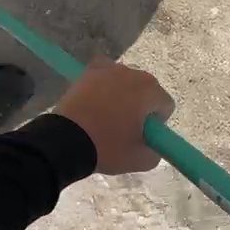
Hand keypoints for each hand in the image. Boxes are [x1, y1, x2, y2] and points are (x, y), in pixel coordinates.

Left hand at [53, 57, 174, 174]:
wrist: (65, 140)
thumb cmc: (106, 147)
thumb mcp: (140, 160)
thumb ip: (155, 151)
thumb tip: (153, 144)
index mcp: (150, 90)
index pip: (164, 105)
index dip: (155, 123)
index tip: (141, 136)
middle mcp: (132, 73)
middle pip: (145, 91)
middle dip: (139, 107)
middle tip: (123, 128)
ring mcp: (108, 69)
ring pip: (124, 83)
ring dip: (121, 95)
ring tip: (105, 116)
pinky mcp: (87, 72)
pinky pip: (104, 75)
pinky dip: (103, 85)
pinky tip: (96, 100)